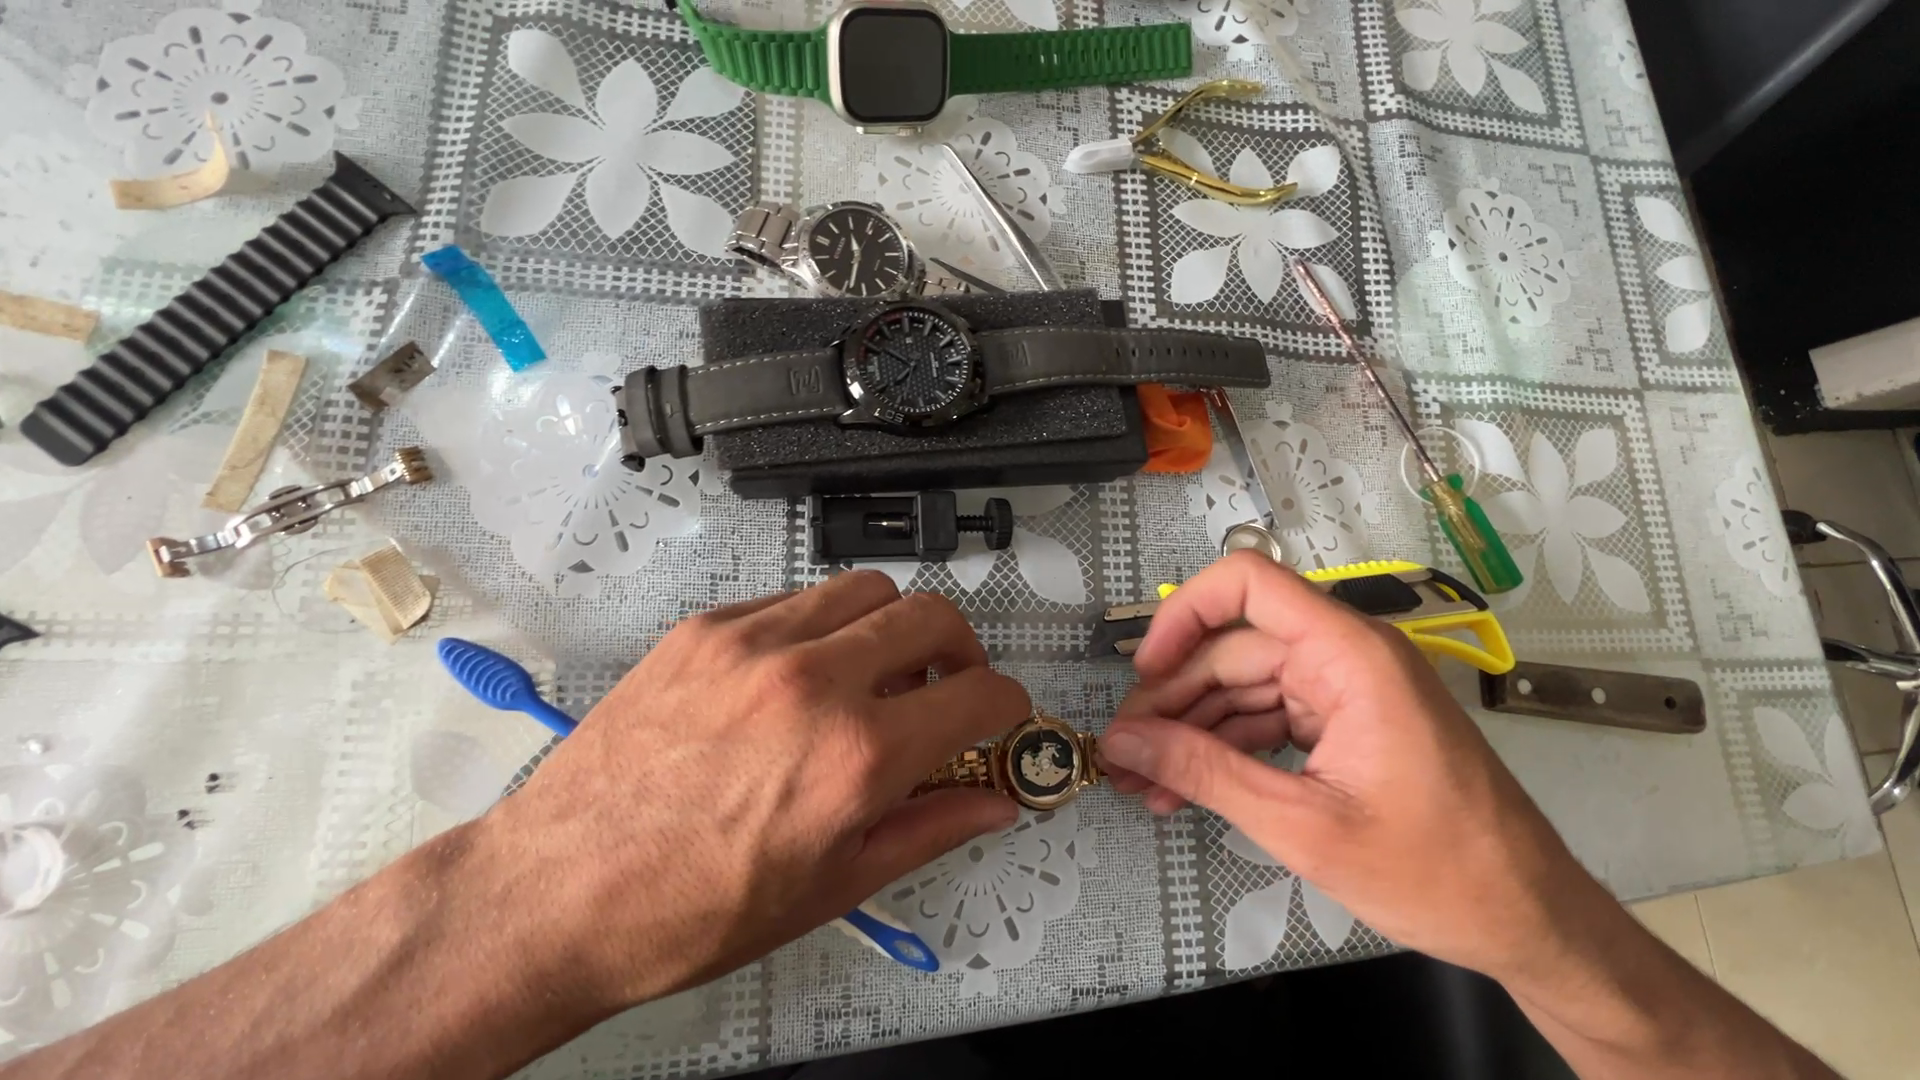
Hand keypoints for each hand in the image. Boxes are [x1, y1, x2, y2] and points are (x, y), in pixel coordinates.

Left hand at [480, 571, 1027, 1011]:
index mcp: (855, 756)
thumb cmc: (686, 908)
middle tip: (949, 686)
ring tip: (875, 673)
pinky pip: (794, 598)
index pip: (978, 695)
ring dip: (893, 624)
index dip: (1006, 706)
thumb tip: (988, 802)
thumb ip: (928, 828)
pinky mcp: (706, 629)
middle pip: (932, 615)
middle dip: (962, 649)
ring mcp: (753, 643)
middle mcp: (811, 682)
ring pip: (867, 588)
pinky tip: (803, 672)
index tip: (998, 716)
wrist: (560, 892)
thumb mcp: (833, 887)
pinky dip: (823, 624)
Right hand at [1096, 551, 1605, 981]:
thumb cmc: (1434, 873)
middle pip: (1233, 649)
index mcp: (1350, 656)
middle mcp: (1346, 656)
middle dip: (1172, 701)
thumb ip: (1203, 774)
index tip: (1143, 674)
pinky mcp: (1344, 722)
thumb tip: (1122, 743)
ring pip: (1243, 687)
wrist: (1530, 922)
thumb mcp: (1303, 827)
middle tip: (1124, 756)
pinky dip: (1225, 749)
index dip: (1182, 614)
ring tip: (1144, 785)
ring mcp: (1345, 689)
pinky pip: (1267, 718)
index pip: (1248, 584)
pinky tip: (1186, 789)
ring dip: (1190, 733)